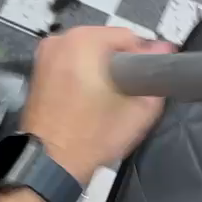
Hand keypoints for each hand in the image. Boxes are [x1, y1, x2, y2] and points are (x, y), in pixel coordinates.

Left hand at [20, 27, 170, 184]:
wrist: (51, 164)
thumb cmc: (92, 137)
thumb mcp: (138, 111)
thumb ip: (156, 75)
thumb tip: (164, 50)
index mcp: (83, 41)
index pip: (128, 36)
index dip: (143, 59)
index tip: (147, 81)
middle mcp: (59, 41)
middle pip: (105, 43)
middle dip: (120, 64)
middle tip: (129, 94)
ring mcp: (44, 57)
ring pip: (88, 55)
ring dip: (102, 71)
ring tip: (110, 100)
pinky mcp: (38, 74)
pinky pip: (71, 66)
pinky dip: (83, 77)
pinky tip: (91, 102)